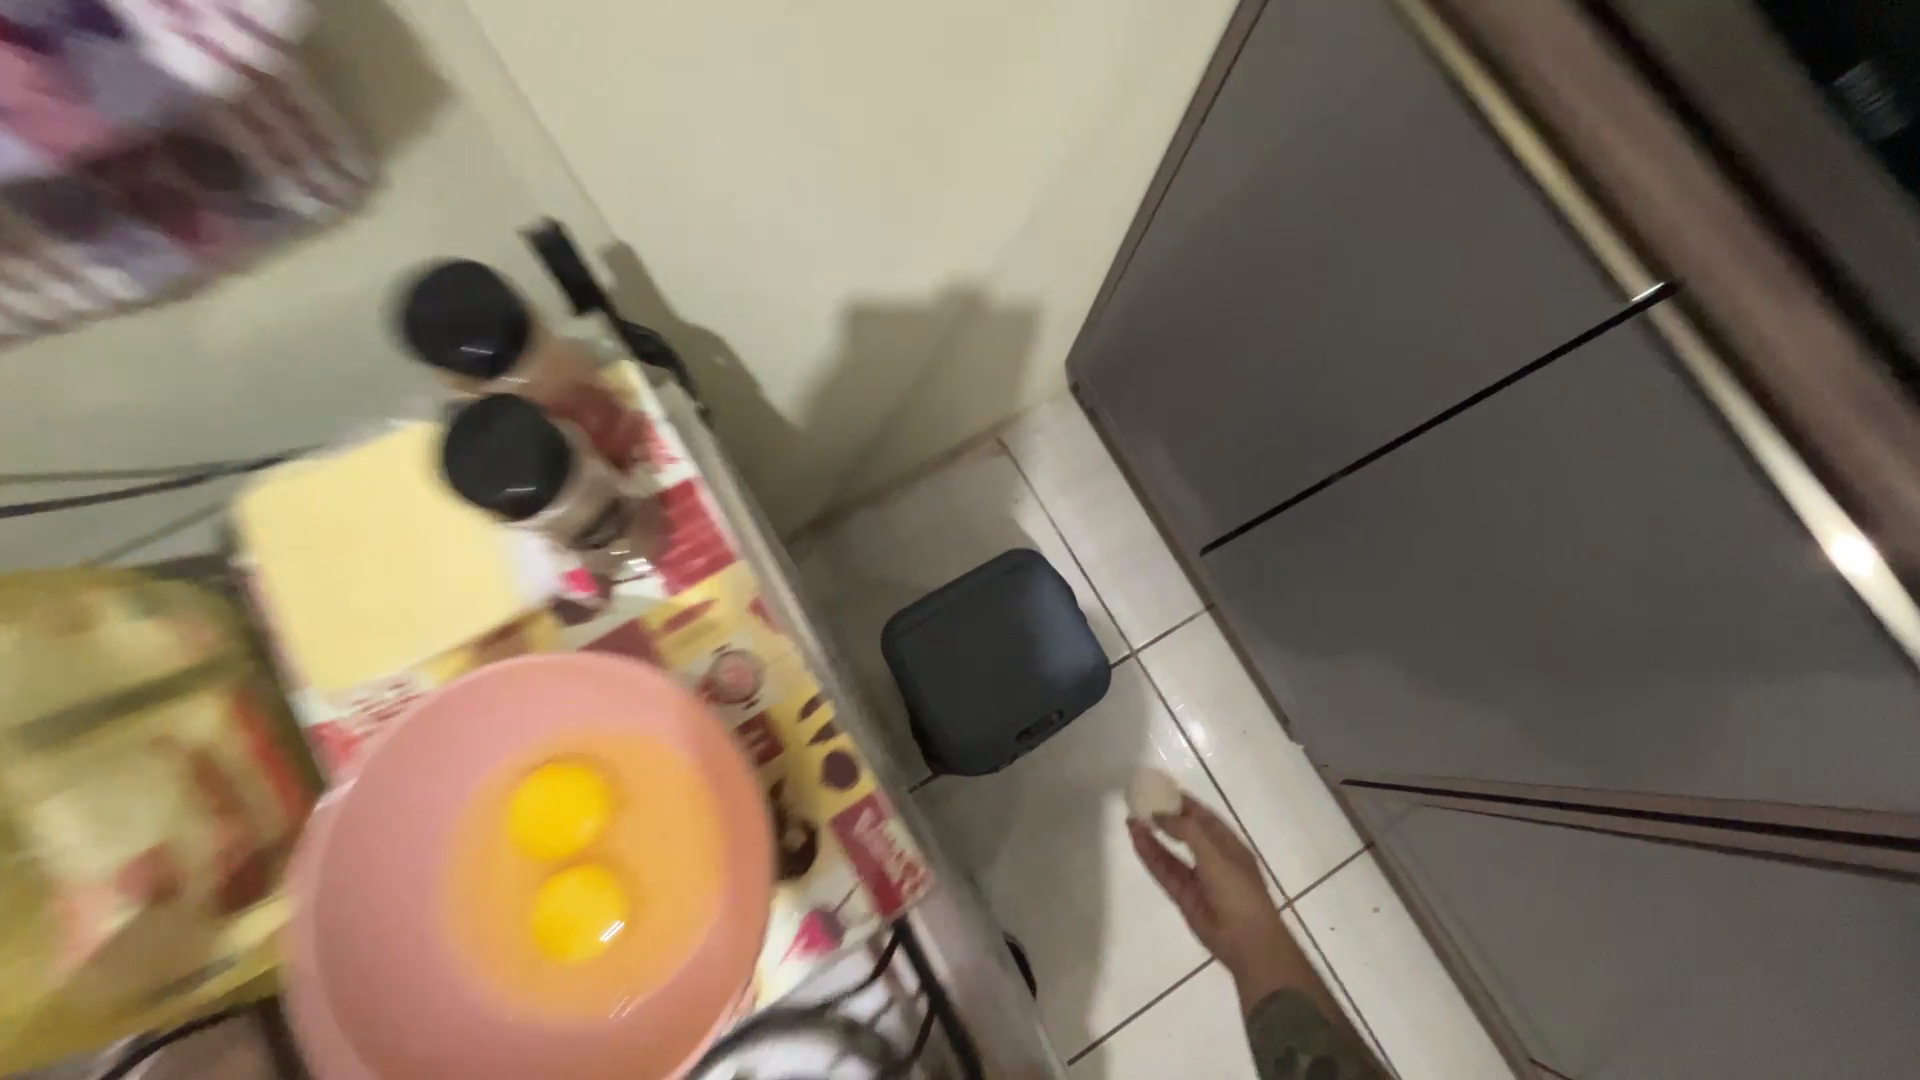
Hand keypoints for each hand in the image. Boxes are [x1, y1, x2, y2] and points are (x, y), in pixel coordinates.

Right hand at [1128, 796, 1307, 1010]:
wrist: (1247, 941)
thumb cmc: (1238, 891)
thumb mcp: (1215, 854)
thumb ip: (1186, 831)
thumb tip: (1159, 814)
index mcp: (1229, 845)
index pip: (1204, 817)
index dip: (1184, 803)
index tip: (1161, 789)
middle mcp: (1213, 859)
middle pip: (1185, 833)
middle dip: (1165, 818)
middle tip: (1141, 803)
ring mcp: (1198, 879)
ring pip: (1170, 853)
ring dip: (1152, 836)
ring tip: (1131, 819)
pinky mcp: (1183, 896)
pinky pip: (1164, 871)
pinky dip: (1150, 856)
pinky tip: (1136, 839)